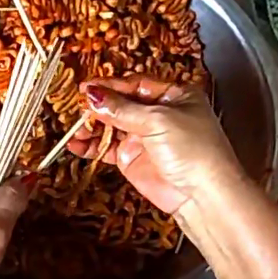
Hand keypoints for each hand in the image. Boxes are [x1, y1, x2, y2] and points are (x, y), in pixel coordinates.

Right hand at [71, 75, 247, 218]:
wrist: (201, 194)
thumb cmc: (194, 150)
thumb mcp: (158, 120)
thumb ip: (121, 108)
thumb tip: (93, 95)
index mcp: (172, 96)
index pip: (134, 84)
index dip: (109, 85)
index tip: (85, 87)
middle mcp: (156, 113)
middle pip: (118, 104)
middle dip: (97, 107)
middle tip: (77, 110)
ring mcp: (142, 136)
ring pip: (108, 125)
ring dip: (90, 127)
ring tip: (75, 130)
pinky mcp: (130, 158)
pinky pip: (104, 148)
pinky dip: (89, 146)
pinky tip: (75, 144)